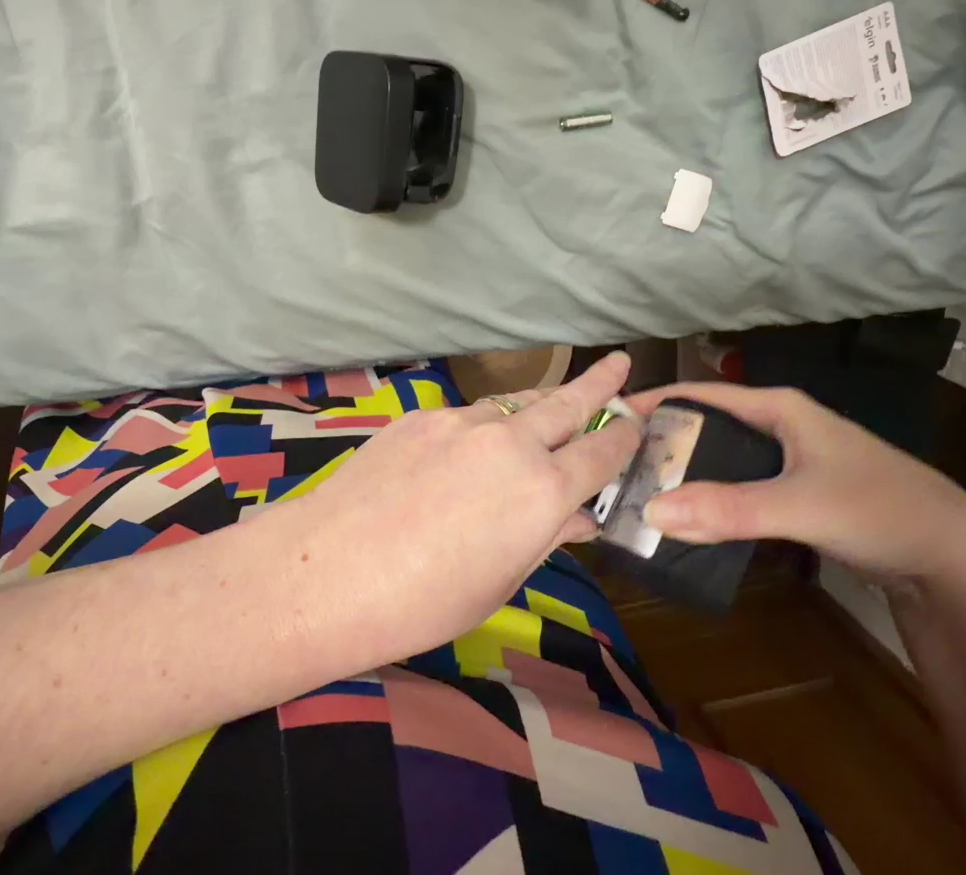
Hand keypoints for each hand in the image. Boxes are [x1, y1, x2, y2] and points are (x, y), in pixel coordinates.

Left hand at [286, 353, 642, 658]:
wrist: (328, 571)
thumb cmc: (423, 602)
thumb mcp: (500, 582)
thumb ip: (544, 538)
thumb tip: (578, 517)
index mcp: (543, 492)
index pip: (601, 454)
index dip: (624, 439)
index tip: (637, 423)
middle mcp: (511, 444)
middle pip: (566, 404)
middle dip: (598, 384)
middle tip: (619, 363)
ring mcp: (461, 423)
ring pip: (513, 407)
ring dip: (535, 407)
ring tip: (546, 412)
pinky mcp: (420, 417)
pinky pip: (466, 418)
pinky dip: (480, 430)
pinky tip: (465, 455)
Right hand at [626, 383, 965, 587]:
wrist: (953, 558)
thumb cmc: (881, 509)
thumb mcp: (800, 505)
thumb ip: (727, 507)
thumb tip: (649, 510)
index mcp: (780, 409)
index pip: (702, 394)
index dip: (655, 402)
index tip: (607, 419)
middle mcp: (781, 427)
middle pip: (706, 426)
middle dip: (662, 443)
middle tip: (613, 468)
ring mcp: (790, 462)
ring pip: (721, 460)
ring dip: (685, 475)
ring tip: (638, 495)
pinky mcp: (797, 495)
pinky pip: (738, 489)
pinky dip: (710, 500)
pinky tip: (687, 521)